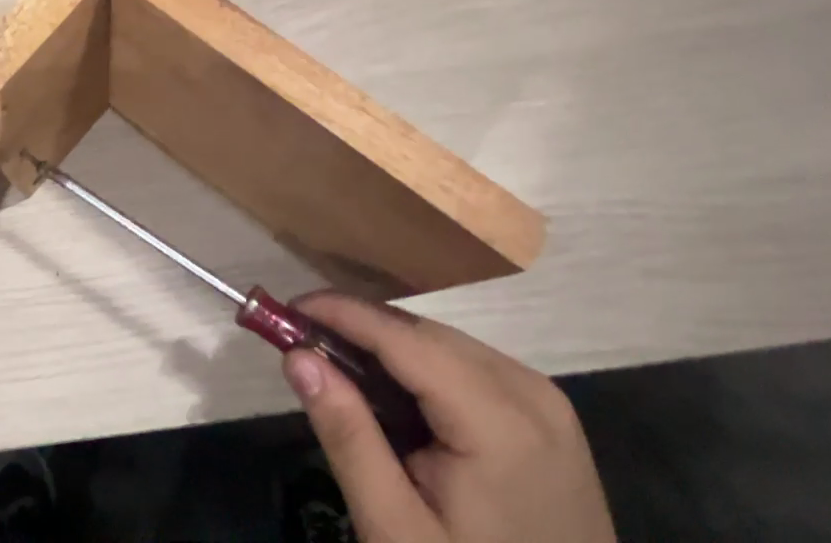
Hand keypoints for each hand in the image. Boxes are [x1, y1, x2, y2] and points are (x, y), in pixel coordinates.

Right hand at [282, 294, 614, 542]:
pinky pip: (470, 367)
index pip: (404, 337)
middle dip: (357, 328)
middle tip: (296, 342)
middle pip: (426, 334)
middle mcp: (530, 393)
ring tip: (331, 363)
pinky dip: (420, 366)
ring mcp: (546, 404)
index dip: (340, 314)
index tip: (282, 310)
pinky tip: (387, 392)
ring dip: (386, 345)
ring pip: (446, 344)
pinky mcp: (548, 418)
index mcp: (500, 421)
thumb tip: (296, 358)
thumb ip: (348, 436)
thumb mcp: (396, 528)